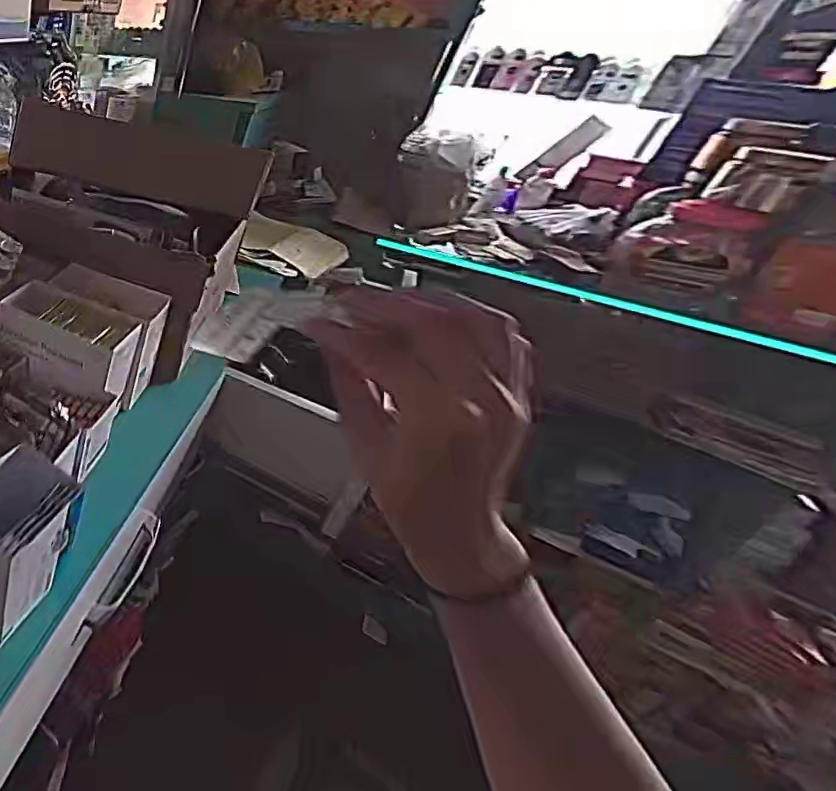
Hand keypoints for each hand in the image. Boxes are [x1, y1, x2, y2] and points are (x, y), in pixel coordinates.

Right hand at [306, 288, 533, 598]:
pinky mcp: (516, 394)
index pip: (381, 353)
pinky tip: (442, 315)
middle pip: (433, 323)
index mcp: (437, 420)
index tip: (319, 323)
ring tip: (394, 300)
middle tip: (351, 303)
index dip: (342, 333)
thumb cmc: (413, 503)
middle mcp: (480, 400)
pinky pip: (504, 335)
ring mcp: (506, 395)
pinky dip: (471, 316)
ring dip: (429, 301)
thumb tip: (330, 342)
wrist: (459, 534)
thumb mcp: (363, 443)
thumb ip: (347, 382)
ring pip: (474, 318)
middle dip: (383, 304)